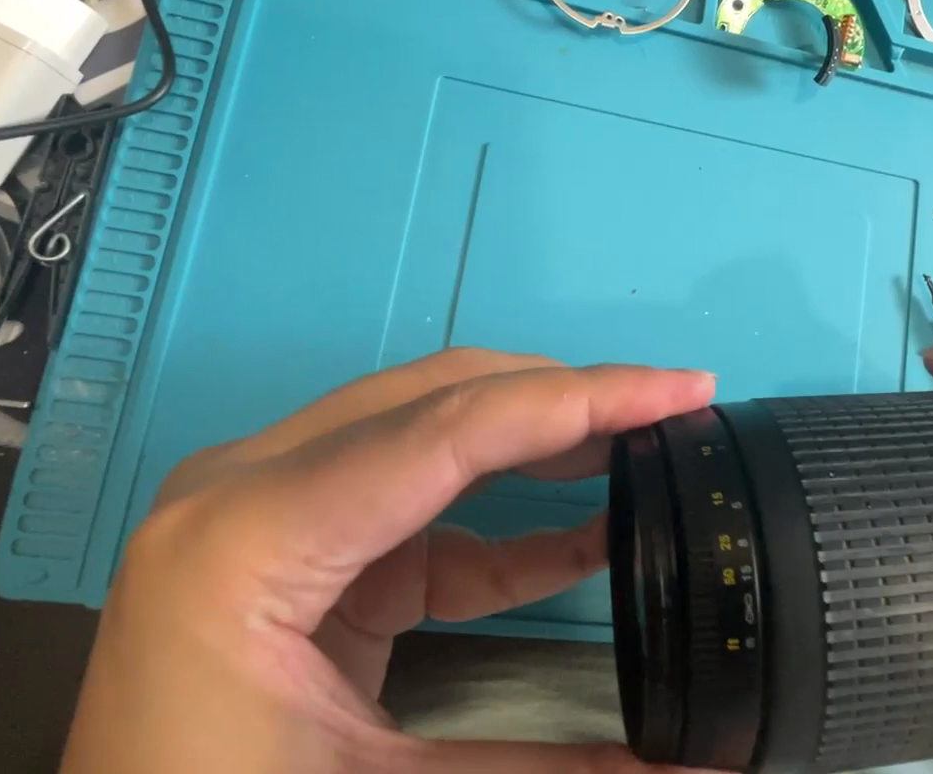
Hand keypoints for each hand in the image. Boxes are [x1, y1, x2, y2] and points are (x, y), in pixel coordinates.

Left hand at [60, 348, 718, 773]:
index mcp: (251, 535)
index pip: (451, 428)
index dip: (582, 398)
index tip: (683, 386)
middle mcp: (249, 487)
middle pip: (440, 398)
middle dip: (567, 397)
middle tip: (671, 406)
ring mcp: (266, 507)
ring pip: (429, 427)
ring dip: (537, 436)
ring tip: (639, 444)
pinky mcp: (296, 545)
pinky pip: (416, 502)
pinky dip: (501, 514)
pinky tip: (580, 535)